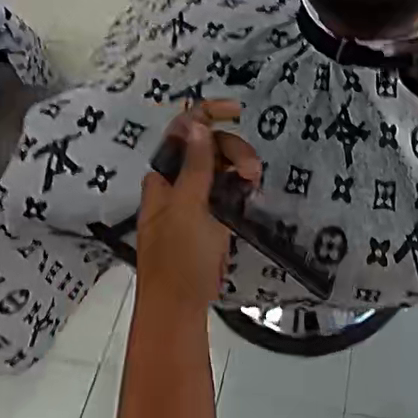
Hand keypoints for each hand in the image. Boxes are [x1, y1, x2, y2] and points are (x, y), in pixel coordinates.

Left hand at [134, 100, 259, 316]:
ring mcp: (195, 200)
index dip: (204, 115)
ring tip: (254, 181)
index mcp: (163, 177)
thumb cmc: (178, 258)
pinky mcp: (211, 218)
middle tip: (252, 167)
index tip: (235, 110)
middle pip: (206, 148)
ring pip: (220, 167)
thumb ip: (195, 166)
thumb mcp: (188, 208)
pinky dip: (240, 184)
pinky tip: (252, 190)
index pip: (182, 133)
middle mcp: (177, 183)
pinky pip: (228, 189)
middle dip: (231, 149)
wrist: (180, 307)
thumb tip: (197, 124)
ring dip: (239, 166)